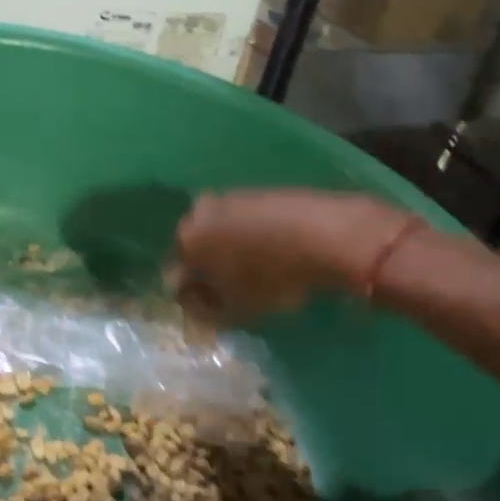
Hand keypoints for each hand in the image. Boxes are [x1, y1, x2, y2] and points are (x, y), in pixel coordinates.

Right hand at [174, 189, 417, 322]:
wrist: (323, 234)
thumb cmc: (274, 278)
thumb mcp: (236, 308)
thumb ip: (204, 307)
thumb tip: (191, 300)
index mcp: (186, 239)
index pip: (176, 272)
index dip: (193, 294)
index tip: (212, 307)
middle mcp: (199, 212)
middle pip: (196, 247)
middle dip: (208, 268)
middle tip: (234, 290)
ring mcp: (228, 197)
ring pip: (219, 232)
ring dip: (230, 251)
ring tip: (258, 272)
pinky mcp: (256, 192)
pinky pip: (243, 221)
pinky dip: (251, 237)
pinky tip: (274, 253)